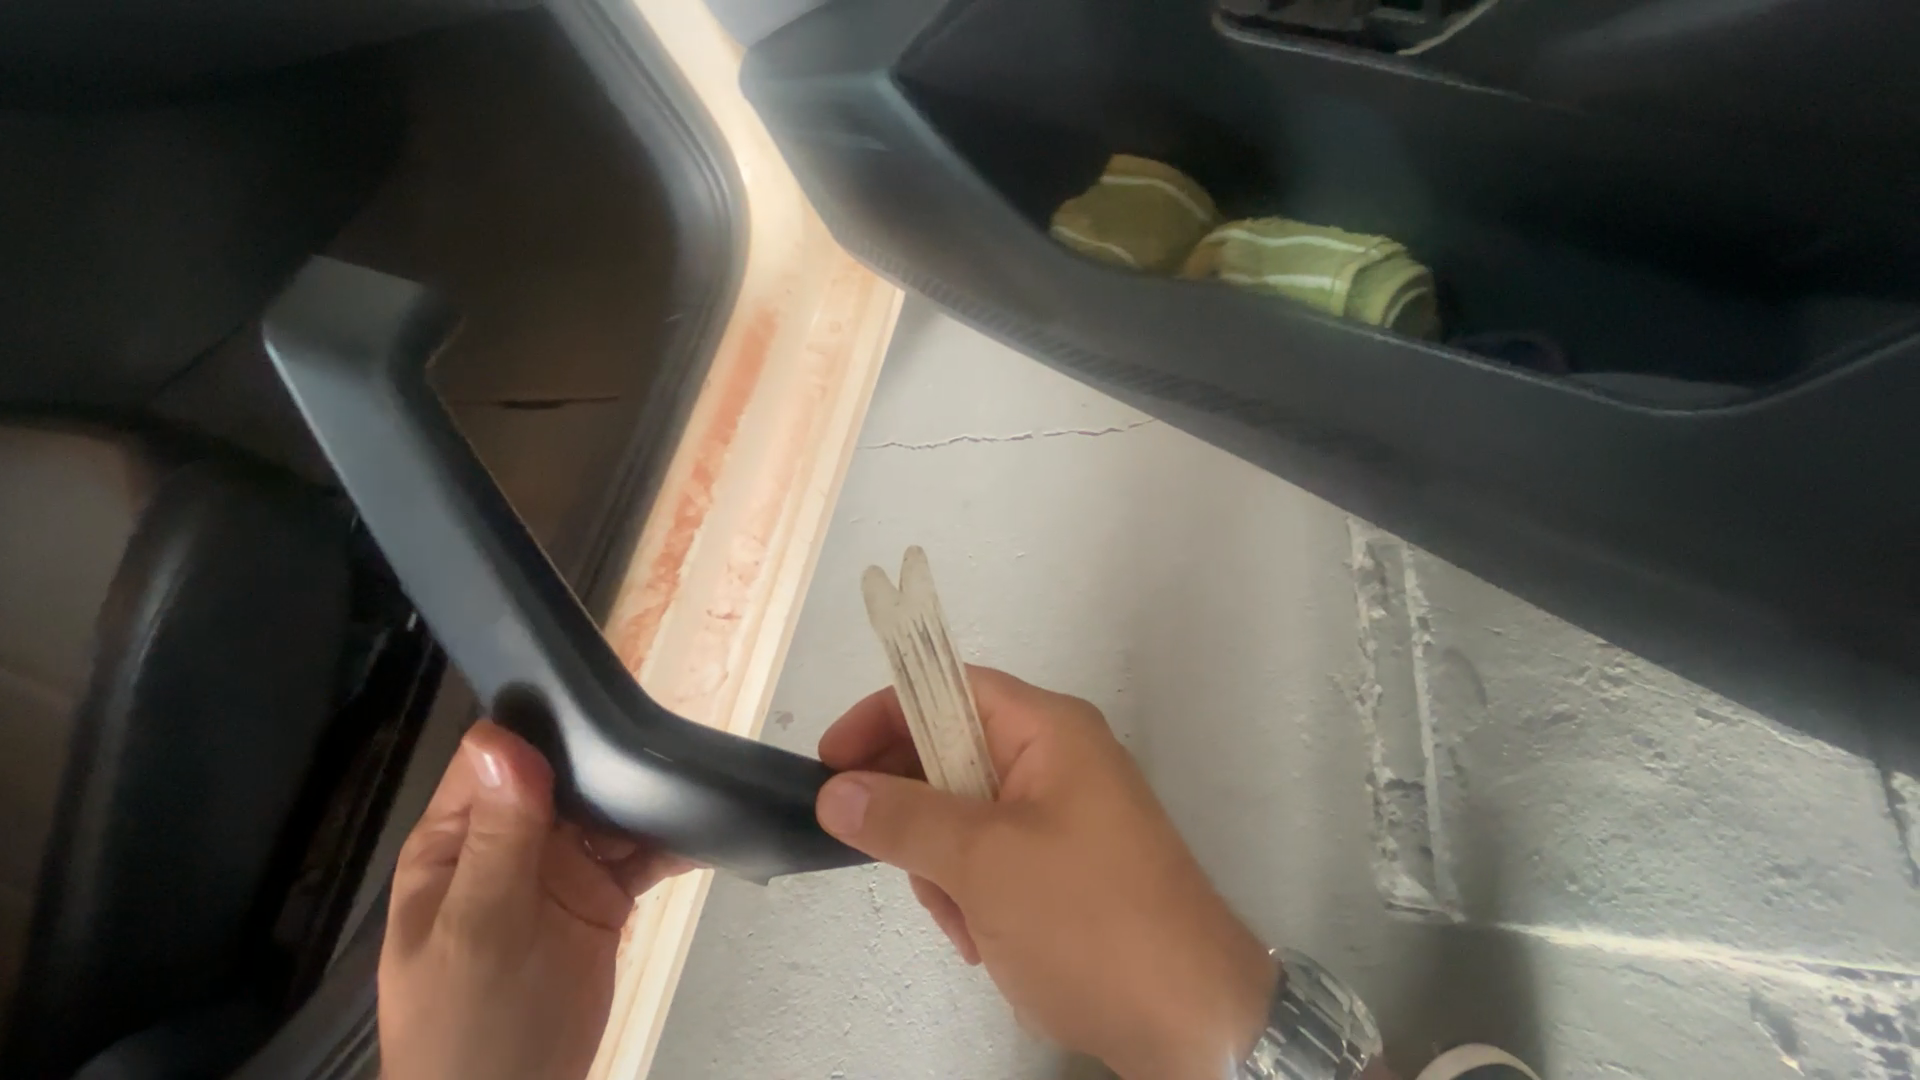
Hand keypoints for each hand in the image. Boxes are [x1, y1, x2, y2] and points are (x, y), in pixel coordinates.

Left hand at [379, 721, 692, 1079]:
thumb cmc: (470, 1024)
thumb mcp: (479, 928)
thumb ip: (498, 837)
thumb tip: (503, 739)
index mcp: (459, 840)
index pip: (496, 758)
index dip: (543, 728)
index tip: (601, 703)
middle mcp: (512, 840)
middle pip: (564, 774)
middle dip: (610, 755)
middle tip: (667, 737)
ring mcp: (563, 867)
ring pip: (610, 808)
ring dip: (649, 793)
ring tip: (696, 779)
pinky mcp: (606, 893)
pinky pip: (645, 852)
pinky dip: (676, 840)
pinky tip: (710, 829)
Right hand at [814, 668, 1275, 1079]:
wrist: (1191, 1022)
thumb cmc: (1088, 919)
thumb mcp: (984, 863)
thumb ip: (904, 818)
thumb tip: (836, 792)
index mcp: (1048, 729)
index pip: (947, 687)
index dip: (884, 713)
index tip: (831, 761)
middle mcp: (1055, 758)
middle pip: (950, 752)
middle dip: (915, 811)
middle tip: (891, 856)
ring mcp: (1060, 812)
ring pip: (961, 813)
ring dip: (942, 865)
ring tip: (962, 917)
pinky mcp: (1060, 862)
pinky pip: (988, 855)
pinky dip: (970, 892)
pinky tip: (982, 936)